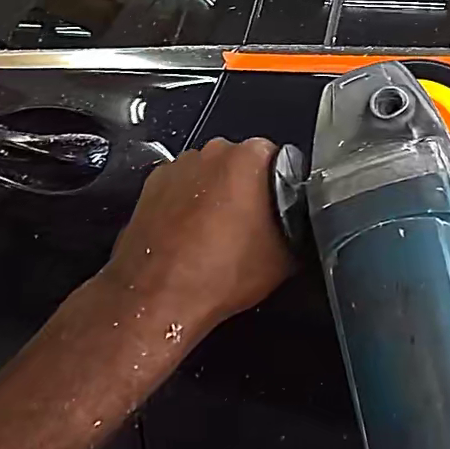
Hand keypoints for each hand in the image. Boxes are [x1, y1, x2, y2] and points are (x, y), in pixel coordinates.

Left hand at [98, 137, 294, 337]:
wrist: (159, 295)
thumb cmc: (219, 273)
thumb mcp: (284, 258)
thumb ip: (296, 227)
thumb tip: (296, 225)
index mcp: (248, 159)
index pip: (276, 158)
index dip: (279, 185)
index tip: (276, 208)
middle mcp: (212, 153)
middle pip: (239, 162)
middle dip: (245, 186)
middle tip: (248, 224)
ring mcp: (179, 166)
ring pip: (208, 173)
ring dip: (213, 193)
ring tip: (215, 234)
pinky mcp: (153, 182)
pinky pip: (179, 186)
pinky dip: (185, 203)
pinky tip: (189, 234)